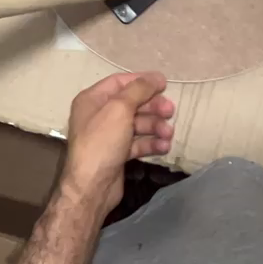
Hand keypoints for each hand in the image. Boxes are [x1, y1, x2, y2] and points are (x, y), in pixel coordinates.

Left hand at [60, 71, 174, 209]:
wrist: (92, 187)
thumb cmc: (102, 142)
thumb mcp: (120, 109)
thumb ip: (139, 90)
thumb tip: (156, 76)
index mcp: (92, 99)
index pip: (119, 82)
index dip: (142, 82)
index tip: (164, 85)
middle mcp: (98, 115)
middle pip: (131, 103)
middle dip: (152, 107)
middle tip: (170, 112)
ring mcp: (108, 136)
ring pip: (137, 124)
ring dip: (155, 127)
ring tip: (168, 134)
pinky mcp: (117, 154)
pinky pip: (137, 143)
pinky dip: (151, 143)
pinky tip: (164, 147)